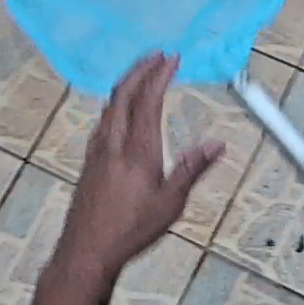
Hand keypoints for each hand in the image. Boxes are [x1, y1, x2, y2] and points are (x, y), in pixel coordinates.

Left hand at [50, 53, 223, 282]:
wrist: (86, 249)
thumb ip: (192, 169)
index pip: (148, 101)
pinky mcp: (89, 161)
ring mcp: (97, 151)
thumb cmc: (132, 229)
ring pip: (109, 106)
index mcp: (138, 150)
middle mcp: (114, 143)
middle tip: (156, 55)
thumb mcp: (171, 203)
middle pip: (123, 94)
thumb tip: (217, 144)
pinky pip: (102, 120)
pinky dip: (115, 104)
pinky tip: (119, 112)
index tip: (171, 58)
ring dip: (126, 85)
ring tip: (141, 75)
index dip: (159, 75)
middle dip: (140, 69)